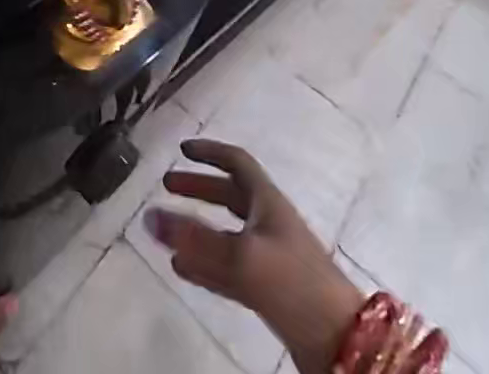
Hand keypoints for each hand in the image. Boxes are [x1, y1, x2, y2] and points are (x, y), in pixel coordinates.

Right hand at [145, 139, 363, 373]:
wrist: (339, 340)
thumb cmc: (292, 281)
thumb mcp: (240, 255)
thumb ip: (194, 238)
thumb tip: (149, 216)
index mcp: (267, 202)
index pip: (237, 163)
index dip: (210, 152)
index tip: (182, 149)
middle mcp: (268, 222)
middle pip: (229, 195)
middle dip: (198, 188)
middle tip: (167, 186)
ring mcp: (270, 256)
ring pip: (227, 232)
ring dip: (198, 227)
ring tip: (167, 230)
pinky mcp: (269, 288)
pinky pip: (229, 267)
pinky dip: (205, 263)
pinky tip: (182, 268)